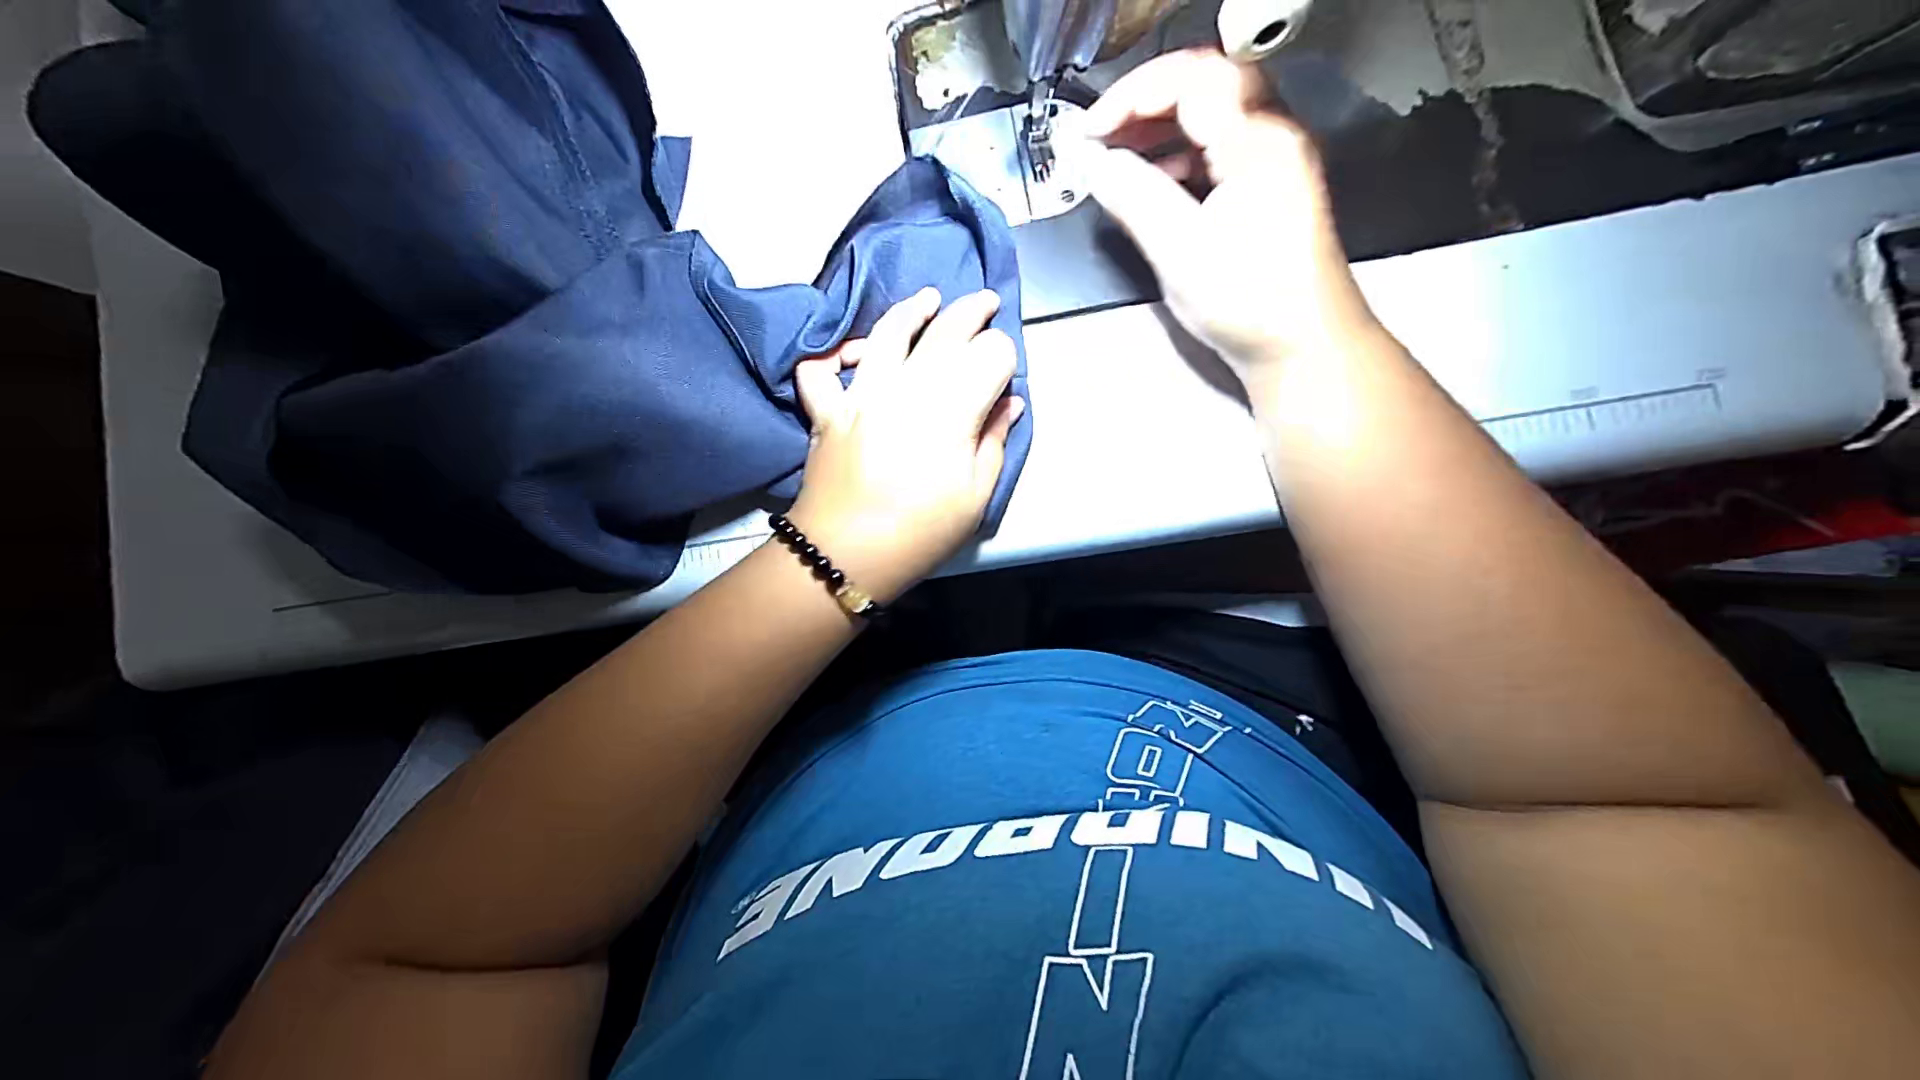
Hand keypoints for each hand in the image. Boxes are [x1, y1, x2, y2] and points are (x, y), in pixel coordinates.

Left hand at [786, 288, 1023, 603]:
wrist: (847, 553)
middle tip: (986, 302)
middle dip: (972, 312)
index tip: (1004, 374)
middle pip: (945, 331)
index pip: (989, 355)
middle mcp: (908, 386)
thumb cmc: (921, 531)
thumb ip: (994, 440)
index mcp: (953, 408)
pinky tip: (850, 351)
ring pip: (885, 332)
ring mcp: (862, 393)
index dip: (1003, 356)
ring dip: (910, 309)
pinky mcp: (828, 408)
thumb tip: (1009, 404)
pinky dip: (832, 355)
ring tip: (927, 300)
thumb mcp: (976, 494)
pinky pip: (822, 369)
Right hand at [1075, 49, 1384, 388]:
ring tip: (1119, 157)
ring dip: (1161, 128)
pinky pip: (1221, 151)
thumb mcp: (1180, 251)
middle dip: (1145, 104)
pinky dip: (1181, 156)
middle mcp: (1274, 138)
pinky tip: (1154, 183)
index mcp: (1257, 141)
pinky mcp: (1270, 190)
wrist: (1304, 346)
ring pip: (1213, 116)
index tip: (1090, 131)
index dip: (1130, 96)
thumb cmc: (1252, 305)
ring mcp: (1276, 162)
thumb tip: (1094, 162)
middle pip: (1205, 85)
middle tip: (1102, 135)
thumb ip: (1133, 196)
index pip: (1190, 78)